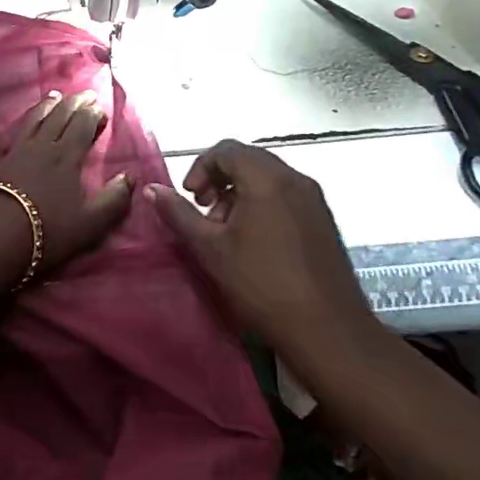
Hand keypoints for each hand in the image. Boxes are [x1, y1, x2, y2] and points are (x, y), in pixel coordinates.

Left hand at [0, 90, 133, 271]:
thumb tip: (130, 177)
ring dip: (43, 107)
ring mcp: (14, 153)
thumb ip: (114, 199)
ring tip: (53, 96)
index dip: (93, 114)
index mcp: (67, 157)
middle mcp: (41, 147)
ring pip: (30, 122)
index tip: (101, 108)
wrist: (0, 237)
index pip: (82, 126)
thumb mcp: (92, 222)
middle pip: (59, 117)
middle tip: (84, 94)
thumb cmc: (50, 230)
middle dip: (74, 103)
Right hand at [145, 140, 373, 341]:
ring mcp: (314, 199)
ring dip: (239, 193)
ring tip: (226, 232)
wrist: (327, 330)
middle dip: (219, 180)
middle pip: (248, 159)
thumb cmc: (262, 284)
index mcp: (267, 179)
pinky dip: (262, 204)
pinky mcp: (324, 220)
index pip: (226, 149)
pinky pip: (286, 195)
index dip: (200, 167)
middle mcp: (295, 179)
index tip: (191, 198)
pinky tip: (254, 242)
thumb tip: (152, 189)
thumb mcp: (210, 248)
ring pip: (268, 178)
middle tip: (205, 213)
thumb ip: (178, 213)